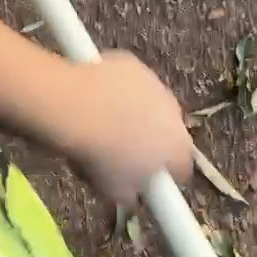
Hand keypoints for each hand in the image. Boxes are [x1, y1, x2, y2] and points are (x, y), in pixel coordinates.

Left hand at [47, 51, 193, 204]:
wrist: (75, 107)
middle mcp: (175, 112)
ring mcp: (154, 83)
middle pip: (169, 130)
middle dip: (153, 139)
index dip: (163, 174)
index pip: (181, 168)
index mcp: (179, 147)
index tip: (146, 178)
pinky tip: (99, 95)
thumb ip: (134, 193)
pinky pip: (131, 81)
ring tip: (107, 119)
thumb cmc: (98, 155)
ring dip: (137, 111)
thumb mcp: (116, 192)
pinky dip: (120, 87)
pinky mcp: (133, 63)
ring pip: (151, 102)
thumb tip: (132, 190)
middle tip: (124, 148)